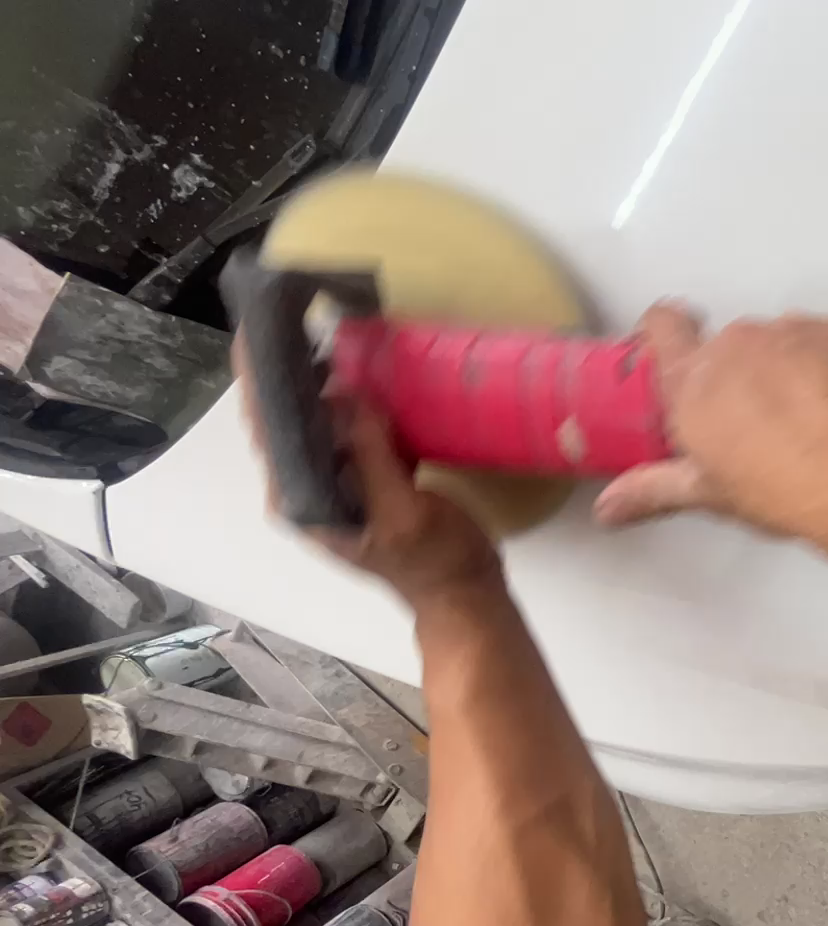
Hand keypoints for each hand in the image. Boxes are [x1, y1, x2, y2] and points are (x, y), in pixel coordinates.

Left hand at [231, 336, 501, 606]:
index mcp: (301, 500)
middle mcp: (309, 491)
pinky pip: (354, 443)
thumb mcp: (404, 510)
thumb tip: (348, 396)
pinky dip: (358, 415)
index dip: (261, 383)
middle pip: (288, 425)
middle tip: (302, 330)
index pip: (267, 429)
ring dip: (324, 393)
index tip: (261, 335)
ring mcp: (341, 490)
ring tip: (332, 349)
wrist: (467, 595)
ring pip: (321, 431)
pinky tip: (373, 393)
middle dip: (289, 380)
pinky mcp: (371, 488)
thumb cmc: (435, 559)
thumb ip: (372, 457)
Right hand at [593, 302, 827, 565]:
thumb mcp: (717, 495)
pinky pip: (824, 341)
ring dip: (787, 369)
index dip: (671, 334)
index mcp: (694, 380)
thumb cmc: (786, 493)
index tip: (688, 360)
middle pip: (729, 346)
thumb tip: (604, 508)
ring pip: (780, 343)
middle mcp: (737, 344)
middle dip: (742, 375)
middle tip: (765, 423)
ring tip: (814, 420)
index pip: (663, 323)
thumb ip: (657, 489)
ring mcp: (793, 332)